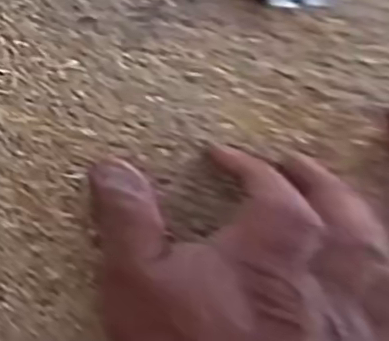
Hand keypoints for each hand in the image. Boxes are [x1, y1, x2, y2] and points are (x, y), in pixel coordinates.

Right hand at [90, 144, 388, 340]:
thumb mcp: (131, 278)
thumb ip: (127, 218)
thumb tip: (115, 165)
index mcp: (264, 269)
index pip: (280, 204)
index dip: (255, 171)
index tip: (223, 154)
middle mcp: (326, 298)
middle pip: (357, 235)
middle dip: (329, 191)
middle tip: (295, 164)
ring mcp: (355, 334)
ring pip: (386, 274)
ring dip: (369, 232)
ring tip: (341, 211)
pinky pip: (387, 310)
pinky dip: (377, 282)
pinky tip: (360, 280)